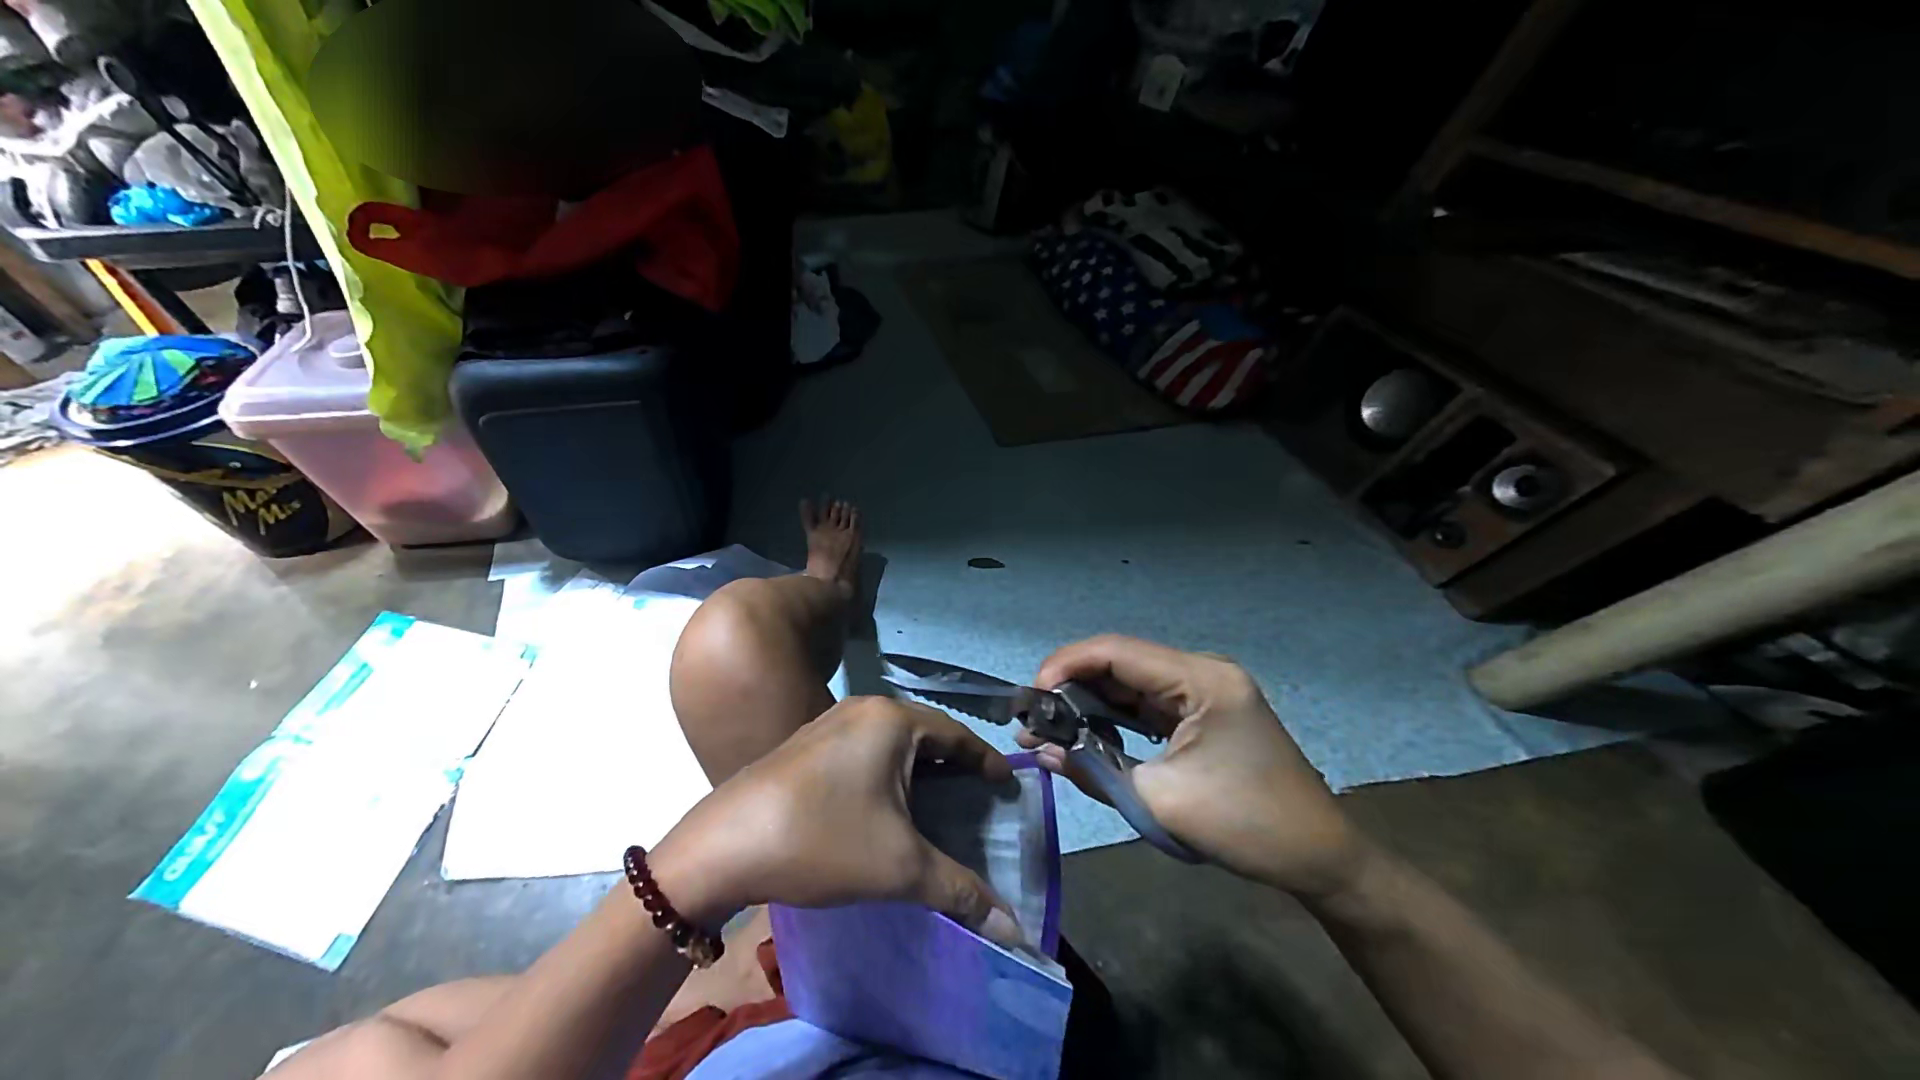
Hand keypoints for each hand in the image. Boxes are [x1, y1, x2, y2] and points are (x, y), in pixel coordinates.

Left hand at [651, 696, 1024, 945]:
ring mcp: (828, 722)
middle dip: (954, 764)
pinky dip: (886, 771)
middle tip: (975, 797)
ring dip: (917, 768)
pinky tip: (884, 805)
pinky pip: (863, 749)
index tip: (1006, 785)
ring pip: (891, 741)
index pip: (956, 735)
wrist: (723, 845)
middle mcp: (863, 709)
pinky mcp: (805, 743)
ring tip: (936, 802)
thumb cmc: (822, 840)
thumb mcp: (899, 867)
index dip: (985, 760)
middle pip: (925, 734)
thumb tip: (1009, 927)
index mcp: (892, 721)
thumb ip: (958, 889)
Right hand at [1018, 634, 1368, 898]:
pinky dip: (1115, 718)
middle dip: (1072, 687)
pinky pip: (1148, 705)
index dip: (1065, 666)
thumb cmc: (1247, 825)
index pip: (1116, 652)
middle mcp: (1203, 671)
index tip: (1030, 699)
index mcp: (1201, 679)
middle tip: (1033, 719)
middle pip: (1121, 663)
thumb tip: (1040, 751)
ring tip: (1049, 729)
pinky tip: (1085, 734)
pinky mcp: (1204, 713)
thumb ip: (1092, 770)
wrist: (1321, 859)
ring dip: (1090, 704)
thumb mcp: (1160, 800)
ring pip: (1131, 684)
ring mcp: (1205, 691)